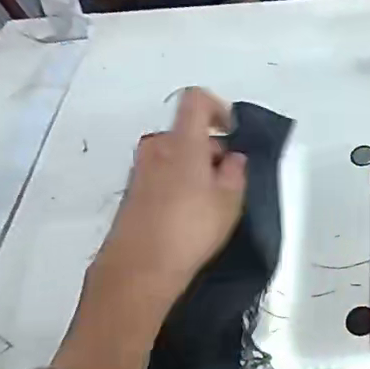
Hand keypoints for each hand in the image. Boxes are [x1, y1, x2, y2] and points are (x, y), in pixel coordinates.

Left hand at [53, 88, 246, 368]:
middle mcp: (156, 147)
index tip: (234, 133)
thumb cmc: (190, 229)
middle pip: (189, 132)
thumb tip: (232, 158)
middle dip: (213, 150)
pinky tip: (191, 217)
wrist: (139, 268)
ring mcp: (140, 169)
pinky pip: (164, 174)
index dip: (219, 108)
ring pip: (177, 155)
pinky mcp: (133, 192)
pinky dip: (181, 184)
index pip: (196, 100)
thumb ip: (236, 171)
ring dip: (197, 170)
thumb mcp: (229, 200)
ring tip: (213, 204)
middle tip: (231, 182)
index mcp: (182, 142)